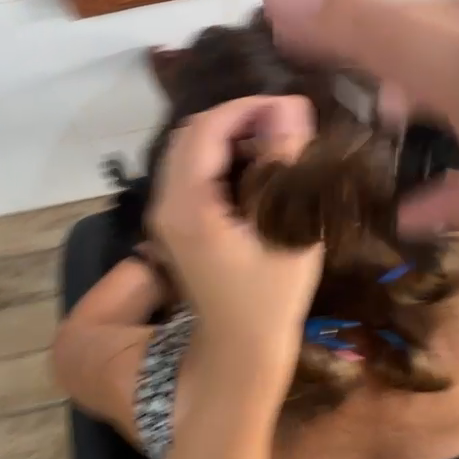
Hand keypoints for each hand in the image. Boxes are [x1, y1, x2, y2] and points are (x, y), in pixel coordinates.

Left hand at [149, 95, 323, 357]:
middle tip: (283, 125)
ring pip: (188, 153)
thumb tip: (292, 105)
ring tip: (275, 145)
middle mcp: (166, 205)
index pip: (207, 129)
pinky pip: (190, 175)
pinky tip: (256, 172)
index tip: (289, 109)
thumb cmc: (271, 300)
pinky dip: (220, 161)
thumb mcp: (289, 229)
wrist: (240, 352)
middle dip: (236, 120)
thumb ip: (287, 163)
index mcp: (190, 206)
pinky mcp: (174, 227)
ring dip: (228, 139)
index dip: (247, 108)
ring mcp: (165, 217)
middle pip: (190, 135)